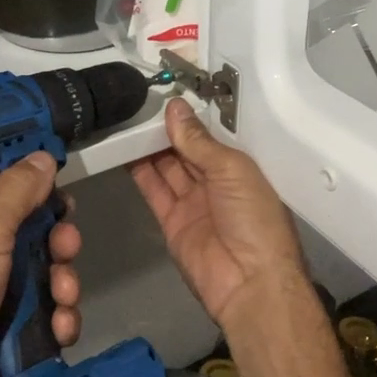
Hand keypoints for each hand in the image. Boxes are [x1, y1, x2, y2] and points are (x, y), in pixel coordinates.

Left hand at [0, 152, 82, 376]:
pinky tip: (60, 325)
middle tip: (67, 242)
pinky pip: (48, 318)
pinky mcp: (11, 342)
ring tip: (63, 292)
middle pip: (27, 237)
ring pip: (43, 277)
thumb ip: (14, 192)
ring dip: (62, 280)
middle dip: (55, 239)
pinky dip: (60, 319)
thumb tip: (41, 156)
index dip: (27, 191)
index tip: (56, 185)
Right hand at [130, 98, 306, 328]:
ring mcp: (192, 202)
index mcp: (237, 168)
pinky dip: (138, 170)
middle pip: (185, 149)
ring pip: (166, 166)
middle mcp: (215, 182)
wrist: (250, 283)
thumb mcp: (231, 170)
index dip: (188, 117)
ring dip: (148, 145)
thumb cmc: (253, 217)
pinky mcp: (171, 221)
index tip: (164, 93)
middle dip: (165, 128)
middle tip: (138, 101)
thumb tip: (175, 107)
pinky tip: (123, 148)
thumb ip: (198, 141)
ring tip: (126, 118)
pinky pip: (153, 189)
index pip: (209, 136)